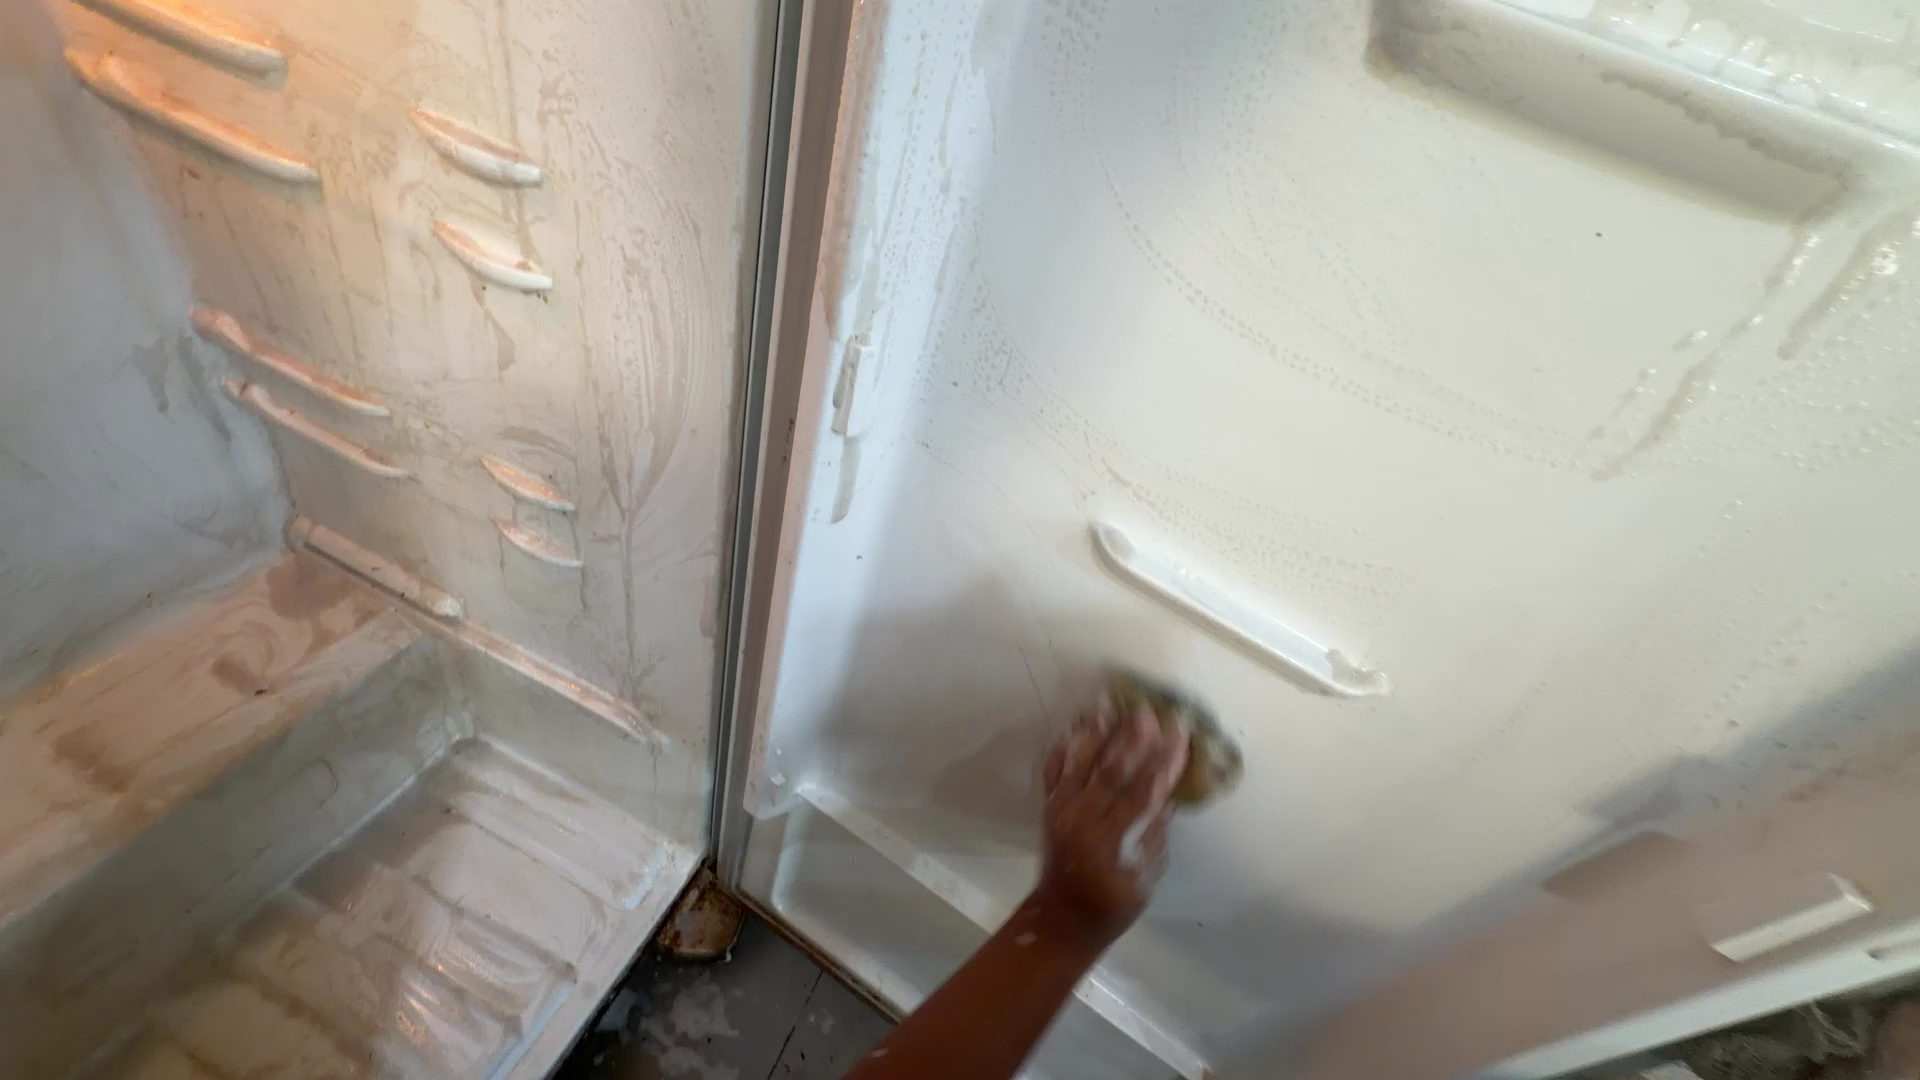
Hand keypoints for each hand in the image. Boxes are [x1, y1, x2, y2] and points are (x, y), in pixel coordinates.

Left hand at [1033, 697, 1188, 945]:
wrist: (1064, 914)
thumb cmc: (1115, 901)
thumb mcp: (1146, 876)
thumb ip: (1155, 833)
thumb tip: (1166, 792)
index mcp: (1114, 840)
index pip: (1144, 792)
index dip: (1164, 761)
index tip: (1179, 733)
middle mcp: (1085, 819)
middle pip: (1110, 771)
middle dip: (1130, 738)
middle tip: (1146, 710)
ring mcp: (1063, 808)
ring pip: (1080, 762)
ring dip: (1095, 731)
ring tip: (1107, 703)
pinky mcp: (1049, 803)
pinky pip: (1055, 768)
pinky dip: (1065, 745)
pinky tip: (1077, 723)